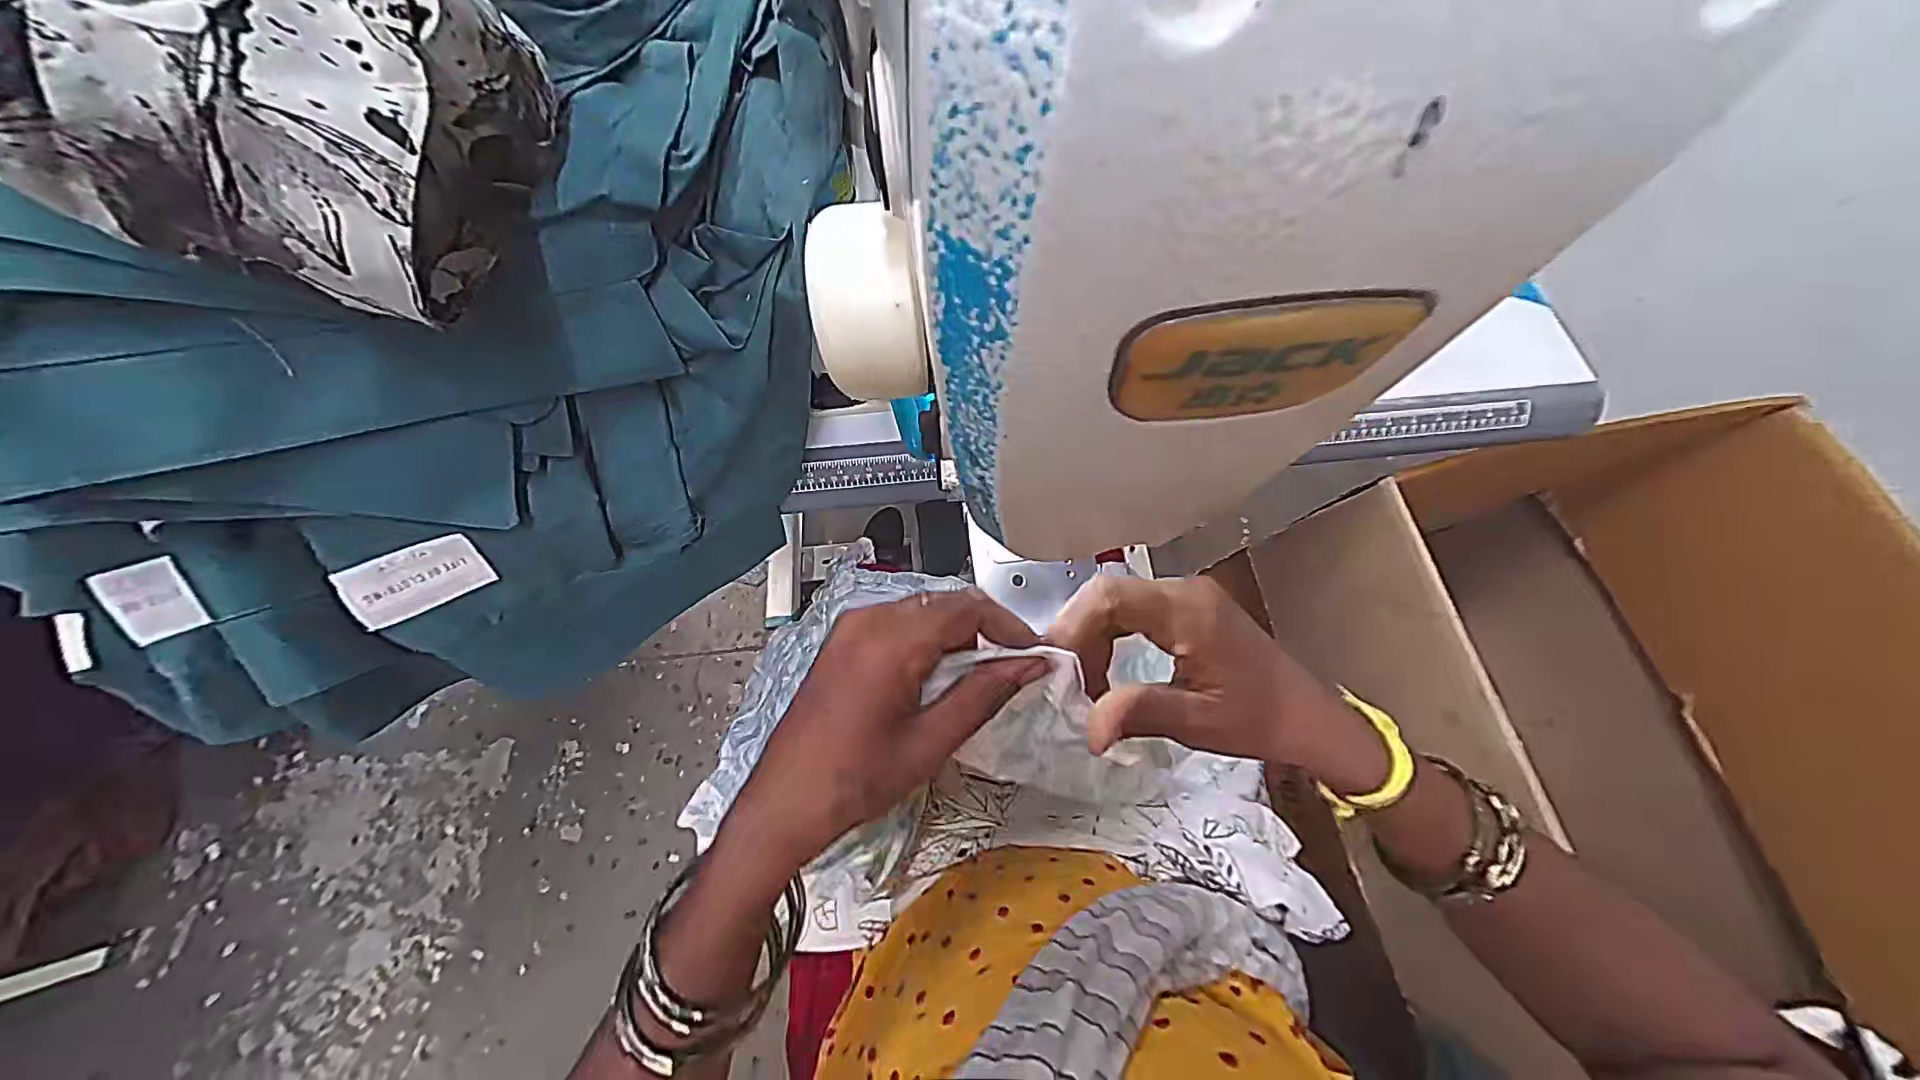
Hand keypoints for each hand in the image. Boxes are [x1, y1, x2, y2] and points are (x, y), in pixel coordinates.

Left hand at [720, 589, 1048, 872]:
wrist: (785, 802)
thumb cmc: (850, 781)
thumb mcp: (930, 742)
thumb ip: (983, 694)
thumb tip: (1025, 667)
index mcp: (892, 642)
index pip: (968, 608)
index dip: (1009, 626)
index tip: (1030, 652)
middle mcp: (868, 622)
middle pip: (946, 602)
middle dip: (985, 629)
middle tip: (1010, 665)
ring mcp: (850, 628)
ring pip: (923, 609)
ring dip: (956, 634)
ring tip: (976, 676)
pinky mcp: (842, 640)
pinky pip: (897, 622)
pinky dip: (926, 638)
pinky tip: (936, 675)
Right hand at [1046, 575, 1391, 794]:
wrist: (1309, 716)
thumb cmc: (1261, 719)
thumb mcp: (1200, 722)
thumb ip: (1139, 713)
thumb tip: (1087, 727)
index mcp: (1189, 611)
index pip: (1109, 597)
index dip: (1072, 629)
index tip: (1058, 672)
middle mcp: (1183, 591)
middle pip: (1105, 592)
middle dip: (1075, 634)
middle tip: (1063, 680)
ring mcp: (1183, 594)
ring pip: (1112, 598)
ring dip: (1089, 636)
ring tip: (1083, 681)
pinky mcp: (1183, 606)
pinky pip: (1129, 608)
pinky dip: (1107, 635)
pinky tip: (1105, 667)